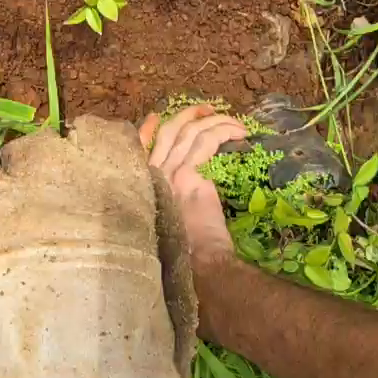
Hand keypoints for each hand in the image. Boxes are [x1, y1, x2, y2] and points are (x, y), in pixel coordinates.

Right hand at [138, 105, 246, 268]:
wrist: (197, 266)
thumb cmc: (184, 256)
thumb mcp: (165, 225)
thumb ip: (166, 205)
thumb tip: (182, 199)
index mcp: (142, 187)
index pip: (138, 148)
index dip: (148, 130)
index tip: (156, 118)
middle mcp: (150, 175)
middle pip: (167, 133)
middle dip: (187, 116)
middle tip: (206, 110)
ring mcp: (169, 173)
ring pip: (190, 132)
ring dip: (212, 121)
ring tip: (232, 120)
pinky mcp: (190, 175)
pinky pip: (208, 141)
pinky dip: (224, 131)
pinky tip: (239, 132)